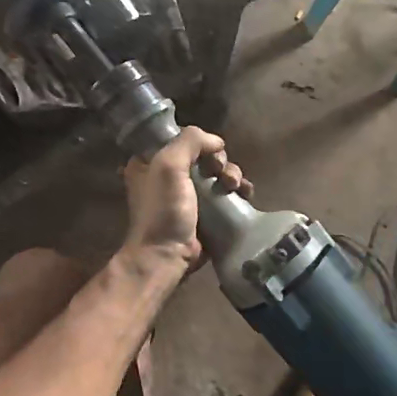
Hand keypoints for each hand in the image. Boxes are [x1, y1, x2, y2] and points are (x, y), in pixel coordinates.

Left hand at [121, 126, 249, 271]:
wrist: (167, 255)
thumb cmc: (163, 210)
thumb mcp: (168, 166)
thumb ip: (190, 142)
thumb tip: (217, 141)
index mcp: (151, 162)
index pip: (181, 140)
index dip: (200, 143)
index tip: (209, 154)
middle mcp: (169, 176)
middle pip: (204, 156)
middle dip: (220, 161)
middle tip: (222, 174)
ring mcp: (189, 196)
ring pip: (218, 173)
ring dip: (232, 175)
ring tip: (235, 186)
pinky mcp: (207, 213)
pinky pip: (226, 194)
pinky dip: (238, 190)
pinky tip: (246, 194)